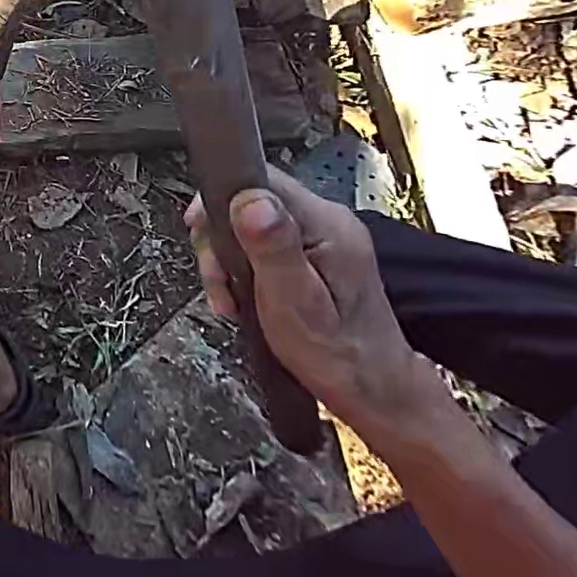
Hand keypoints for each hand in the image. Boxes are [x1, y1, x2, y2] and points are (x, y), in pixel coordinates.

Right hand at [184, 168, 446, 437]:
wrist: (375, 396)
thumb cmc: (338, 358)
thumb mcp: (295, 303)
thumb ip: (273, 247)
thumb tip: (250, 200)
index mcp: (326, 225)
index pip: (260, 179)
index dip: (220, 200)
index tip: (200, 232)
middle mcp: (327, 220)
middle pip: (249, 200)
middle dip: (220, 239)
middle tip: (218, 281)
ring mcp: (322, 236)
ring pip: (250, 222)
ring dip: (228, 258)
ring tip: (230, 297)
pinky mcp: (314, 252)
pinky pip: (261, 240)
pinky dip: (243, 266)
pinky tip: (243, 294)